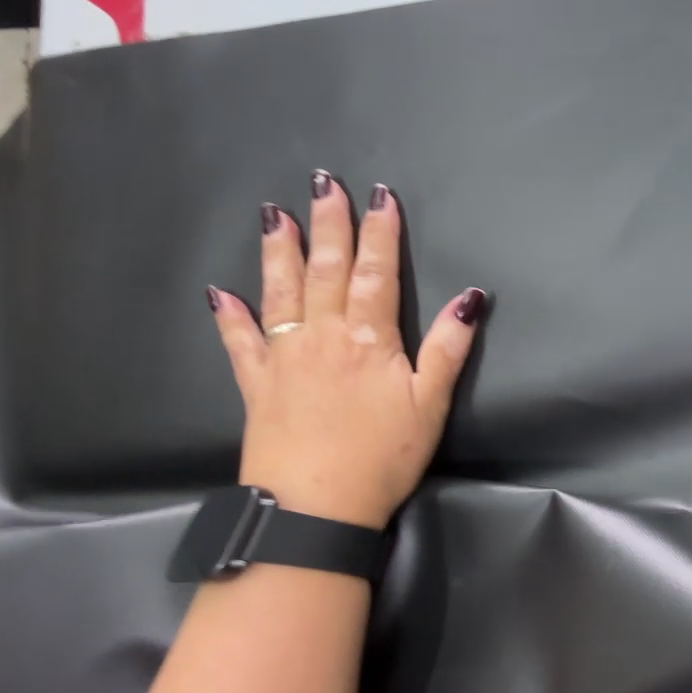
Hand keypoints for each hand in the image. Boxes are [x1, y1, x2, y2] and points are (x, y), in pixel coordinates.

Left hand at [206, 171, 485, 528]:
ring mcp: (284, 359)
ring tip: (275, 216)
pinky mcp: (257, 385)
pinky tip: (220, 292)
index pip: (377, 274)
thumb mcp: (431, 403)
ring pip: (282, 294)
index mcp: (369, 339)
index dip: (380, 233)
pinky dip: (230, 315)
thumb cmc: (384, 455)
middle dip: (329, 226)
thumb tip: (471, 297)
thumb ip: (449, 347)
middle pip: (327, 271)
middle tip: (324, 184)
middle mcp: (323, 338)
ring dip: (281, 253)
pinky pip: (240, 342)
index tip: (379, 196)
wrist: (313, 508)